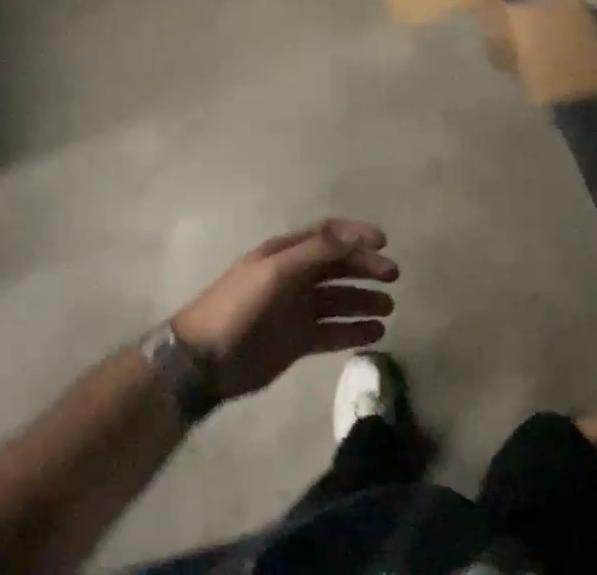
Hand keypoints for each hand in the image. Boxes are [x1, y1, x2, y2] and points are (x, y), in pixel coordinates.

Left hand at [172, 219, 398, 399]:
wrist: (203, 361)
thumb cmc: (238, 306)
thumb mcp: (276, 271)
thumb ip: (317, 251)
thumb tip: (357, 236)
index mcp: (285, 254)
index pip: (327, 235)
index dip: (356, 235)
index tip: (384, 243)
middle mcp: (293, 277)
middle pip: (337, 267)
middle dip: (365, 268)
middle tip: (393, 276)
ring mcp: (296, 310)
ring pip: (338, 300)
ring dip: (364, 300)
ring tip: (389, 309)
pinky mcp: (297, 341)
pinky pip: (332, 332)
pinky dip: (354, 331)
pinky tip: (376, 333)